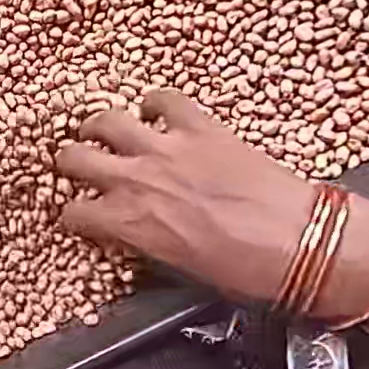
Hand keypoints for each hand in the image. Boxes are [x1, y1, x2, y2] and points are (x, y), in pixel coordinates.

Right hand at [54, 89, 368, 346]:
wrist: (299, 242)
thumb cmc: (240, 269)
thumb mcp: (176, 263)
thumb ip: (143, 237)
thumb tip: (133, 226)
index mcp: (127, 222)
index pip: (74, 212)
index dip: (71, 213)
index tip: (77, 213)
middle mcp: (134, 180)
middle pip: (75, 158)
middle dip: (69, 161)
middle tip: (76, 162)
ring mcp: (163, 148)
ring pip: (106, 120)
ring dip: (98, 125)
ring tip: (102, 128)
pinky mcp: (197, 125)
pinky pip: (163, 99)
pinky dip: (155, 103)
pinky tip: (156, 111)